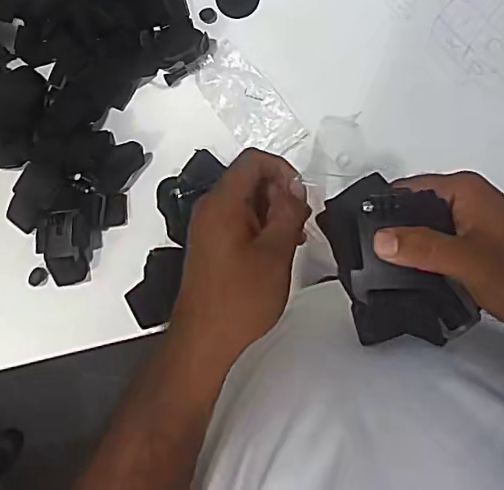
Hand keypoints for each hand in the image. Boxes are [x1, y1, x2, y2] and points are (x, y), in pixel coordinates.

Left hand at [169, 149, 308, 368]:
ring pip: (245, 199)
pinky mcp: (210, 243)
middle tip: (300, 219)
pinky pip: (237, 218)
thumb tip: (295, 189)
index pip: (253, 161)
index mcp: (222, 202)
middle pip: (248, 178)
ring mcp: (207, 225)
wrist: (203, 341)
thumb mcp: (275, 252)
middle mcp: (210, 207)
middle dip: (279, 192)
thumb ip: (288, 213)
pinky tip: (276, 249)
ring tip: (292, 238)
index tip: (300, 192)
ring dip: (272, 211)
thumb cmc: (235, 303)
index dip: (282, 169)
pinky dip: (259, 225)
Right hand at [373, 172, 503, 352]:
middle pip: (415, 205)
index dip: (383, 210)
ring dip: (415, 244)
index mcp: (464, 189)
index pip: (406, 189)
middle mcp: (469, 196)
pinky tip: (426, 274)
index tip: (364, 231)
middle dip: (396, 228)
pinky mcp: (481, 239)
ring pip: (428, 224)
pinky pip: (443, 239)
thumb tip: (382, 238)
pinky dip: (431, 254)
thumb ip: (422, 247)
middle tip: (376, 253)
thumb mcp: (468, 263)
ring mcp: (476, 218)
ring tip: (397, 266)